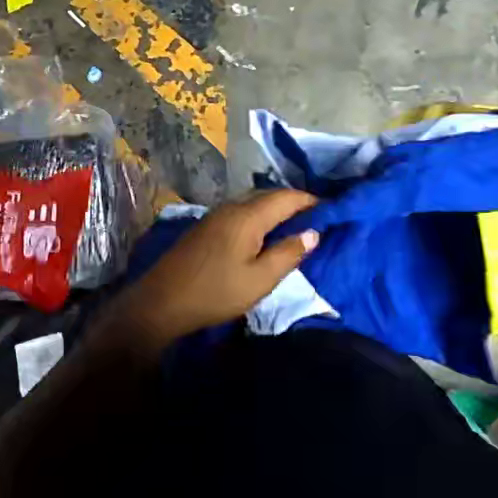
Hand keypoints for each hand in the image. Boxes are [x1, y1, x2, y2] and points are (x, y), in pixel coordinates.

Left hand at [119, 190, 320, 346]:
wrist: (162, 300)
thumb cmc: (215, 292)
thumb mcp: (260, 279)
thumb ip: (288, 253)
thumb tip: (313, 231)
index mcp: (246, 216)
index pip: (287, 197)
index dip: (312, 201)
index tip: (335, 210)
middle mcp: (230, 208)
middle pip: (269, 196)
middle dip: (296, 203)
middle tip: (321, 219)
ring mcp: (215, 216)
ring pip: (253, 203)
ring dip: (277, 210)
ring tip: (299, 228)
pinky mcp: (206, 227)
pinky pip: (241, 213)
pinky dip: (260, 218)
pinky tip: (267, 236)